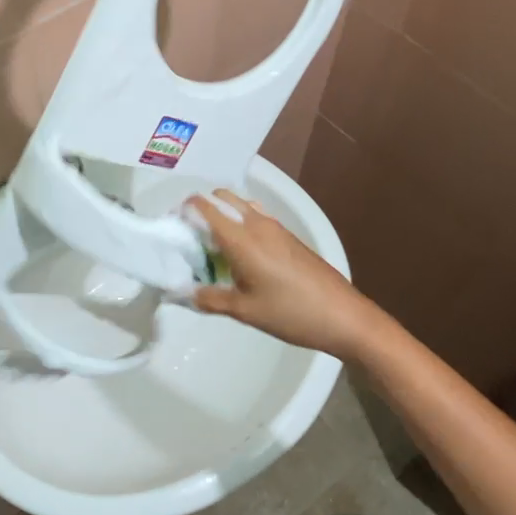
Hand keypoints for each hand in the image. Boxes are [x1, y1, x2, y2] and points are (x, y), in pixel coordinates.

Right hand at [185, 190, 389, 361]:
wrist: (344, 316)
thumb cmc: (291, 313)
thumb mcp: (244, 311)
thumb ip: (209, 298)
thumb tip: (181, 292)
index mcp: (242, 238)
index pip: (205, 207)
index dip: (183, 211)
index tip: (171, 229)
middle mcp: (258, 224)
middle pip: (223, 198)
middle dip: (202, 210)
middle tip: (191, 239)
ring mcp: (277, 228)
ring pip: (241, 206)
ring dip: (224, 217)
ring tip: (214, 249)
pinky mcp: (290, 238)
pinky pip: (256, 219)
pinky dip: (241, 226)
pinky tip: (240, 258)